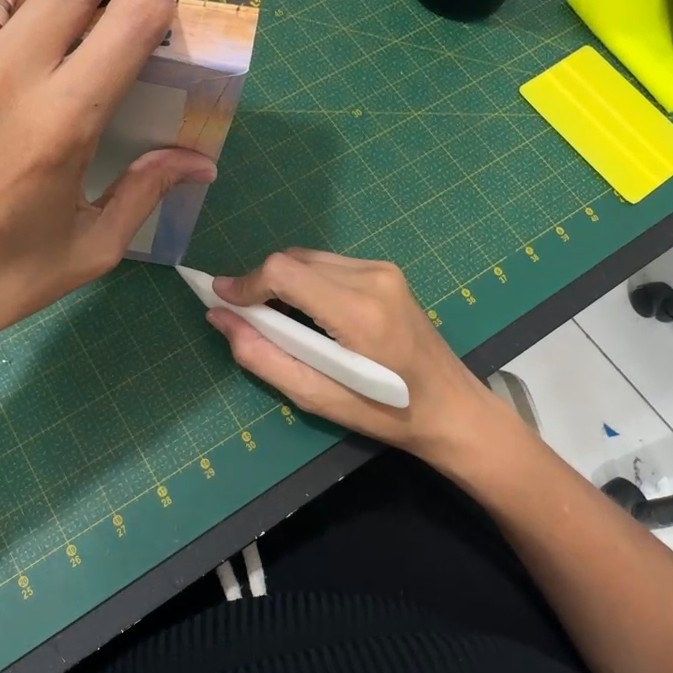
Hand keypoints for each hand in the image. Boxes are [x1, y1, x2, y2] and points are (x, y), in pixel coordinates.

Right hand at [208, 249, 510, 459]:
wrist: (452, 407)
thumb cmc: (386, 413)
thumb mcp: (317, 398)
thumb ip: (263, 356)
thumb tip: (220, 317)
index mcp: (358, 313)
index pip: (284, 272)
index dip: (246, 283)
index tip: (222, 301)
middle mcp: (372, 279)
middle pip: (292, 260)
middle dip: (262, 284)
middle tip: (251, 319)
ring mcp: (383, 270)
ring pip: (308, 259)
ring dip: (284, 282)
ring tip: (282, 321)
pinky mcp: (387, 271)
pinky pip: (328, 265)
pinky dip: (307, 282)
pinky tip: (312, 314)